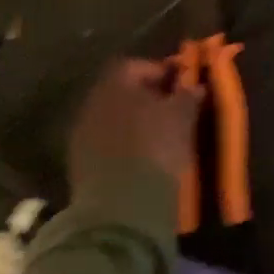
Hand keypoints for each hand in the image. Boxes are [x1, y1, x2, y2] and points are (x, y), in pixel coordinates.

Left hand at [67, 58, 201, 195]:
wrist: (121, 207)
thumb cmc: (156, 147)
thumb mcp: (183, 116)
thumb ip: (188, 95)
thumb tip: (194, 85)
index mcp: (114, 84)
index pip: (136, 66)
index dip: (160, 72)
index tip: (180, 85)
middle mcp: (92, 104)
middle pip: (121, 92)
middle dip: (146, 98)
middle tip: (171, 109)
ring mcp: (81, 137)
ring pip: (113, 119)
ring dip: (133, 123)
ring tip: (159, 137)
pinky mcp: (79, 167)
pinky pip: (105, 145)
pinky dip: (122, 146)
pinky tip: (142, 159)